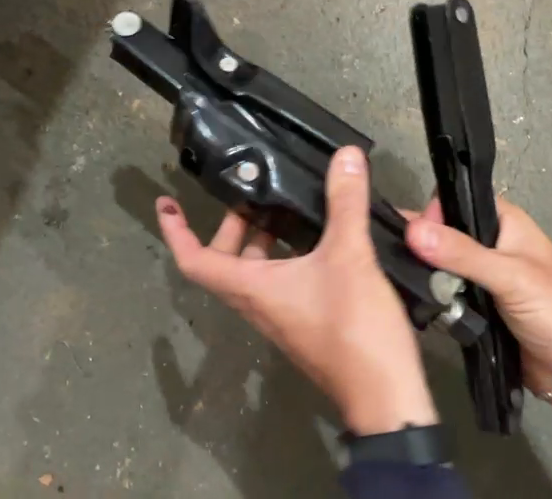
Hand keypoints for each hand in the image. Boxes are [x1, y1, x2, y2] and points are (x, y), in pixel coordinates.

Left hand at [156, 146, 436, 434]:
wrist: (384, 396)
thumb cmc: (352, 328)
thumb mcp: (349, 256)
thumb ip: (345, 203)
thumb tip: (345, 155)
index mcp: (251, 287)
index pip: (194, 259)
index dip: (176, 230)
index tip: (166, 203)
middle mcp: (257, 302)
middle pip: (225, 260)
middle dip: (231, 224)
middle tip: (249, 192)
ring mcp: (281, 315)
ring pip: (255, 271)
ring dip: (261, 237)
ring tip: (283, 205)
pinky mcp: (305, 320)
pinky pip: (281, 279)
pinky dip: (286, 252)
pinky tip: (317, 235)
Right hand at [406, 197, 551, 470]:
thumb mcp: (511, 278)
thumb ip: (462, 254)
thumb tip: (411, 230)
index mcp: (504, 222)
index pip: (455, 200)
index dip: (433, 214)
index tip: (415, 237)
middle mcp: (490, 244)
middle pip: (443, 234)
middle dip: (422, 249)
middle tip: (399, 264)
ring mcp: (482, 277)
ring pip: (440, 266)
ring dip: (425, 277)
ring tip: (401, 287)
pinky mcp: (476, 306)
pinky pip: (444, 294)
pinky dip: (432, 299)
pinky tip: (414, 305)